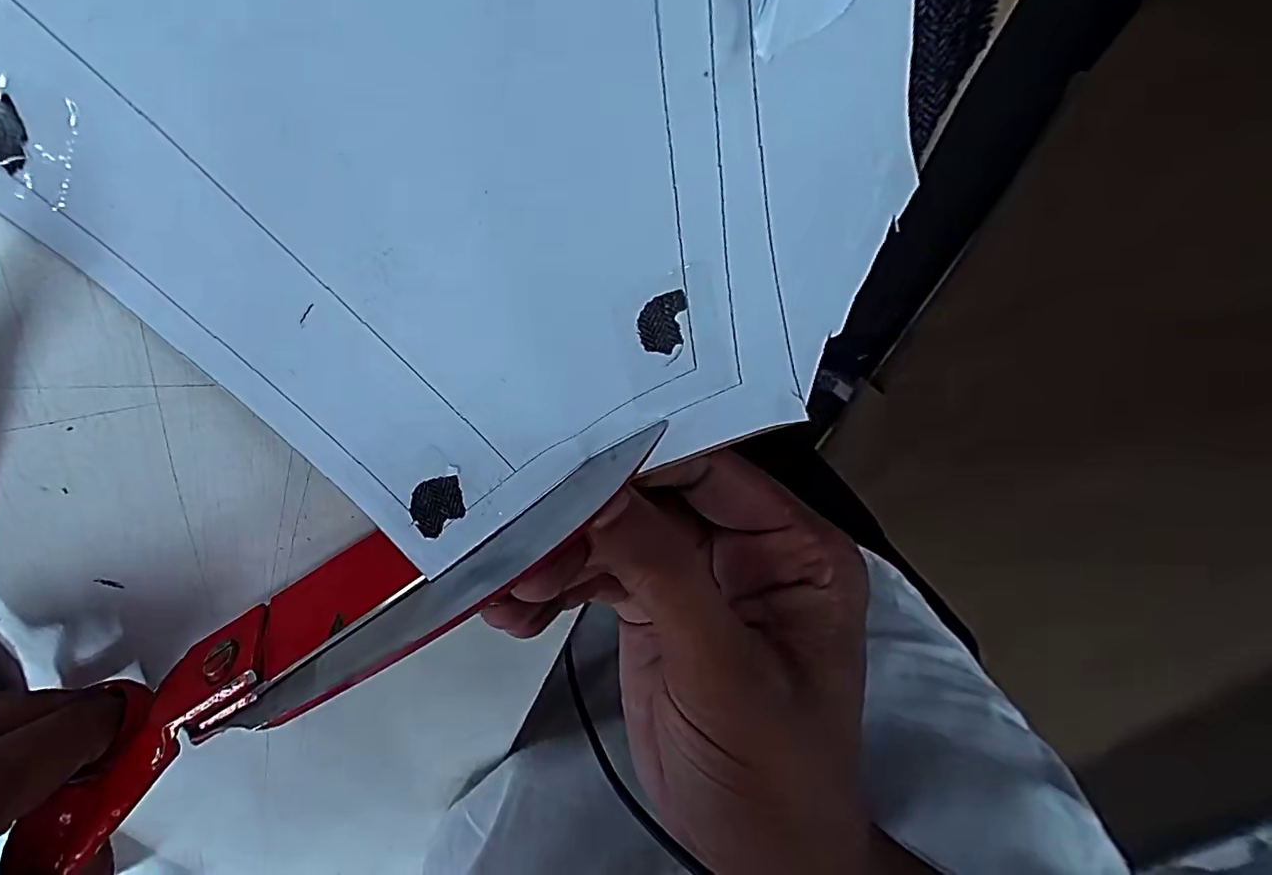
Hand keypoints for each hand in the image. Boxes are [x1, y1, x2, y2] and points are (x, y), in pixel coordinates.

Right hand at [482, 450, 873, 874]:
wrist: (751, 851)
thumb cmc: (772, 772)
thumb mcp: (719, 669)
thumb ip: (662, 572)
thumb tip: (601, 493)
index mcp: (788, 549)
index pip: (704, 472)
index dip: (635, 464)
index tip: (565, 471)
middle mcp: (736, 549)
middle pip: (641, 500)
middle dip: (577, 522)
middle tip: (525, 545)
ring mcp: (687, 574)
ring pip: (606, 534)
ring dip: (553, 560)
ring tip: (513, 591)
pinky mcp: (646, 601)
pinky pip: (589, 572)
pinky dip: (550, 589)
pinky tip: (519, 611)